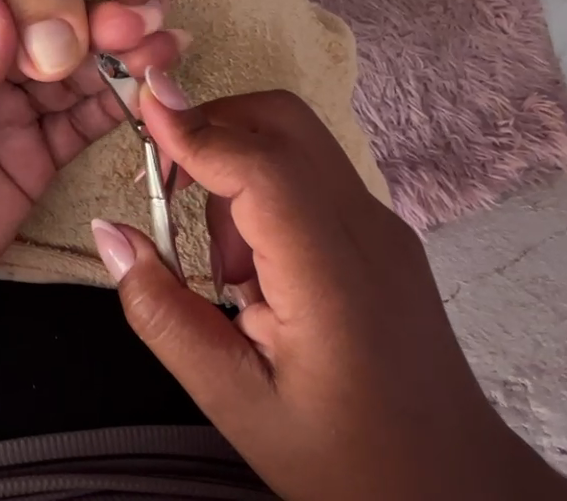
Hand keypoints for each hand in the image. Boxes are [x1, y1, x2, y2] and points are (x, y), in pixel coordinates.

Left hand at [0, 0, 184, 328]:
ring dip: (116, 62)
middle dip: (93, 25)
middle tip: (144, 22)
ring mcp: (12, 113)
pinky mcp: (38, 156)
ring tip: (164, 50)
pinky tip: (149, 93)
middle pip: (44, 34)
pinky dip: (116, 107)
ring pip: (72, 75)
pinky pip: (81, 123)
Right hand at [93, 77, 566, 500]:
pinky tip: (250, 269)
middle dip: (209, 126)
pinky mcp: (378, 232)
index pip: (262, 168)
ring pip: (291, 140)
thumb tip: (109, 231)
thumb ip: (163, 313)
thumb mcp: (234, 403)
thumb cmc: (346, 459)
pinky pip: (304, 173)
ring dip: (230, 166)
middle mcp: (366, 229)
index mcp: (333, 277)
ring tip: (220, 266)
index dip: (196, 129)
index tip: (141, 103)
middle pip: (282, 123)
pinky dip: (256, 189)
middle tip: (164, 186)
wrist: (457, 488)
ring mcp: (380, 225)